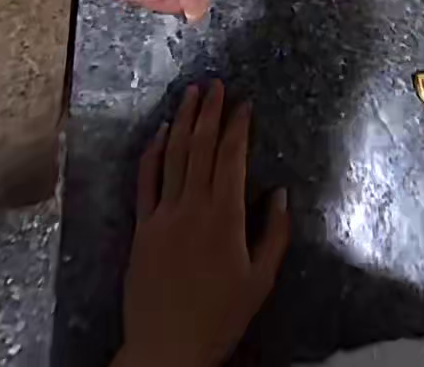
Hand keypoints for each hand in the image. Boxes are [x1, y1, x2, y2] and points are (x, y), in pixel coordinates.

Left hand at [115, 81, 289, 366]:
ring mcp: (163, 213)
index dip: (238, 126)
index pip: (231, 156)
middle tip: (216, 82)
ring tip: (190, 92)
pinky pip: (146, 180)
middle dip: (210, 110)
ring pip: (174, 154)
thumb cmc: (219, 317)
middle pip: (201, 145)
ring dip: (183, 119)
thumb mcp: (261, 281)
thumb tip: (281, 191)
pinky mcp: (142, 225)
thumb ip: (275, 233)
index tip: (244, 103)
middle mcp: (192, 205)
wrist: (166, 350)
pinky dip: (153, 151)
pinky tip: (160, 130)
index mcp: (224, 216)